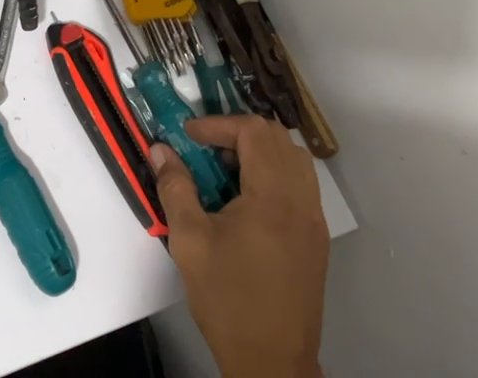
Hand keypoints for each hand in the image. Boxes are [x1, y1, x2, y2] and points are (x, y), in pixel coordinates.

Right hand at [151, 115, 329, 377]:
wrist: (272, 359)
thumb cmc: (228, 299)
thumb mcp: (190, 242)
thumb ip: (175, 189)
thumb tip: (161, 151)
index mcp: (272, 197)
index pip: (254, 132)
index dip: (219, 125)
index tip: (189, 136)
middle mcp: (301, 200)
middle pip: (279, 138)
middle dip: (240, 133)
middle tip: (206, 150)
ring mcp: (314, 220)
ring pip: (295, 159)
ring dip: (261, 151)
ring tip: (226, 171)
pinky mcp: (316, 238)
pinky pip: (301, 185)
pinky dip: (276, 174)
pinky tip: (248, 200)